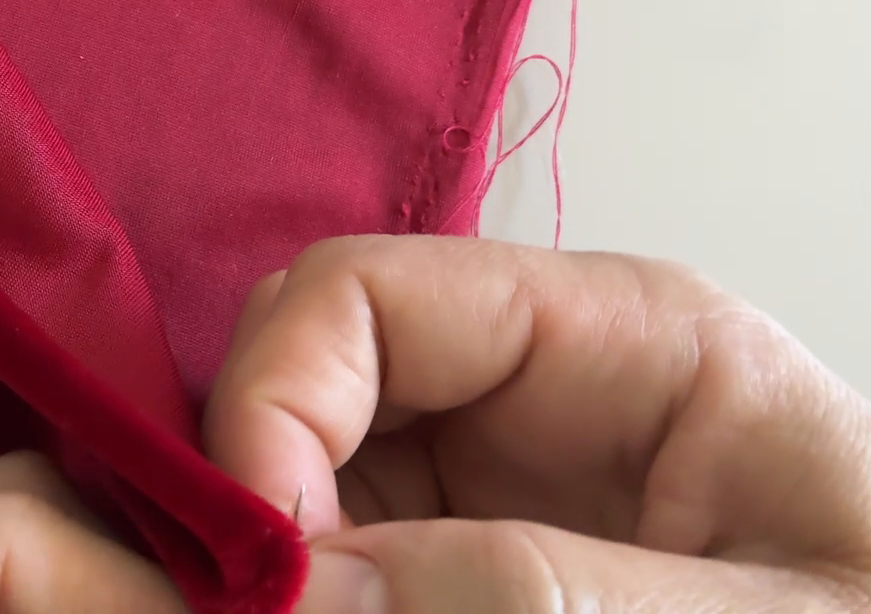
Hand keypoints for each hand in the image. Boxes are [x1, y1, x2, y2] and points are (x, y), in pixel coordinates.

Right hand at [205, 235, 870, 611]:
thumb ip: (550, 600)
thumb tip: (314, 586)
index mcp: (605, 327)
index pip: (362, 289)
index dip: (278, 390)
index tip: (268, 540)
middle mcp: (516, 360)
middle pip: (310, 343)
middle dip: (265, 458)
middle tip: (280, 596)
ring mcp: (479, 439)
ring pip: (304, 427)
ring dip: (278, 519)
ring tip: (309, 608)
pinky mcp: (458, 512)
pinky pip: (335, 505)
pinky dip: (309, 560)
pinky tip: (333, 607)